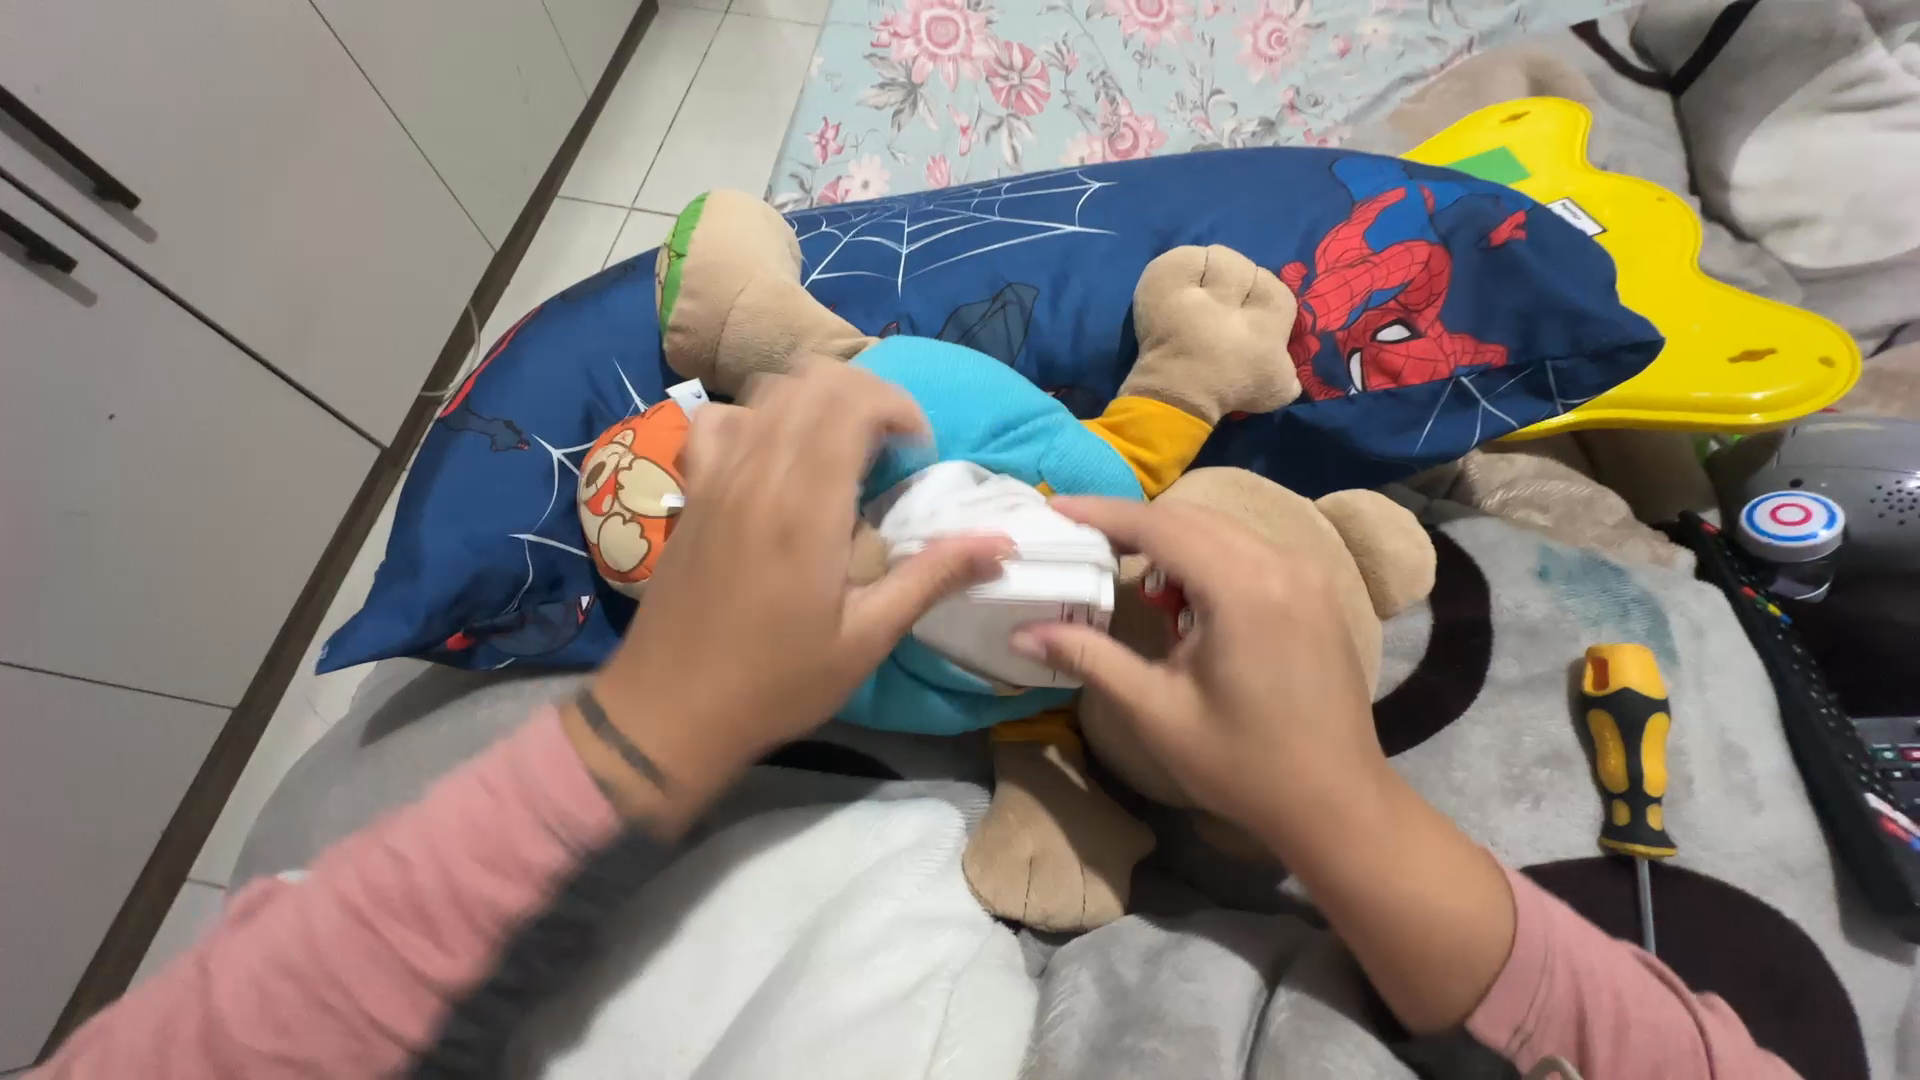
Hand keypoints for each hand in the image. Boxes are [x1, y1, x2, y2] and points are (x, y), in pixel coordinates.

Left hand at [569, 362, 1010, 829]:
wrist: (670, 711)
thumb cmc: (776, 682)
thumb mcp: (867, 638)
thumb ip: (932, 577)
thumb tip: (1002, 545)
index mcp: (806, 507)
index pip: (853, 402)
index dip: (899, 409)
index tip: (918, 455)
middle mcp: (758, 473)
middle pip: (814, 380)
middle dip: (867, 395)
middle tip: (891, 447)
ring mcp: (717, 476)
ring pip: (769, 389)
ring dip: (818, 400)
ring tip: (843, 448)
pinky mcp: (694, 491)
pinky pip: (722, 419)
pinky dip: (759, 417)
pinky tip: (776, 457)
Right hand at [1013, 495, 1515, 1034]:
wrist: (1337, 803)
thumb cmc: (1242, 764)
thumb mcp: (1155, 711)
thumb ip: (1089, 658)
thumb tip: (1021, 634)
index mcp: (1243, 589)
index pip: (1159, 525)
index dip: (1101, 513)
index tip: (1054, 507)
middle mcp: (1281, 564)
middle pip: (1190, 517)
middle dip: (1130, 524)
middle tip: (1078, 541)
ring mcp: (1306, 575)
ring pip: (1220, 529)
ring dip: (1168, 541)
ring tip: (1127, 577)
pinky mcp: (1314, 592)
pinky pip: (1247, 550)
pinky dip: (1204, 558)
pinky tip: (1184, 601)